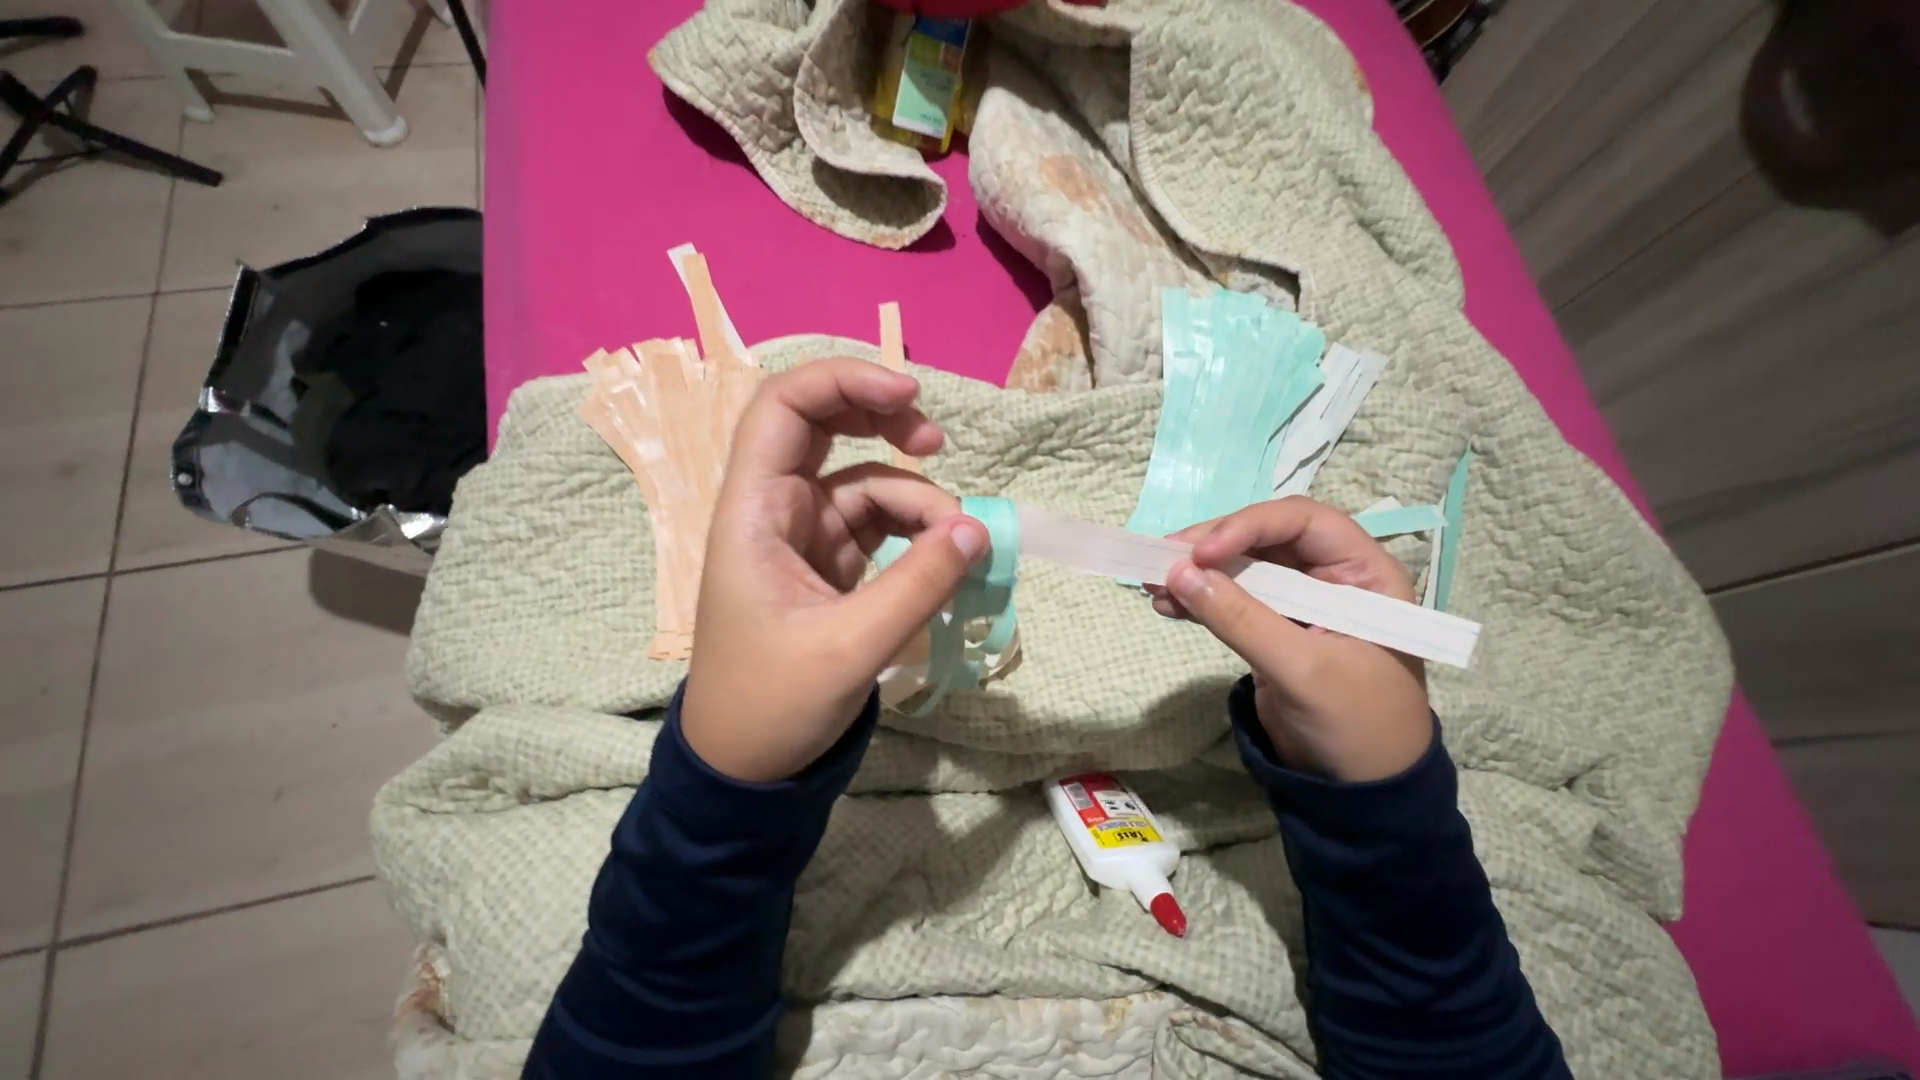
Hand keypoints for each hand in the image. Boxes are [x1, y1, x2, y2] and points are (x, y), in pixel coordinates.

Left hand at [680, 358, 987, 782]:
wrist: (746, 768)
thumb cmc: (773, 704)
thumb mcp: (850, 648)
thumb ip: (918, 586)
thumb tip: (978, 530)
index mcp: (754, 511)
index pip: (784, 408)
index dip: (843, 381)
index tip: (909, 395)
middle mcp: (776, 509)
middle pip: (824, 426)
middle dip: (884, 420)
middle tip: (937, 441)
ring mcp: (806, 536)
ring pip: (866, 483)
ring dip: (917, 499)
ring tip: (960, 543)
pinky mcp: (832, 566)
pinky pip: (881, 526)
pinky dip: (918, 534)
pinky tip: (947, 557)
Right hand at [1146, 497, 1431, 781]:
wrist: (1360, 792)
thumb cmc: (1355, 725)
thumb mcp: (1302, 670)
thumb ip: (1242, 619)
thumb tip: (1178, 573)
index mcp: (1362, 573)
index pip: (1303, 522)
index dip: (1248, 526)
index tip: (1200, 552)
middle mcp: (1331, 577)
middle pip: (1264, 539)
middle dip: (1211, 547)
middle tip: (1159, 559)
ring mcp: (1298, 603)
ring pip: (1240, 569)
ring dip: (1196, 573)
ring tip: (1151, 583)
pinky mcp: (1271, 629)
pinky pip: (1230, 600)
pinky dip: (1197, 600)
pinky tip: (1166, 604)